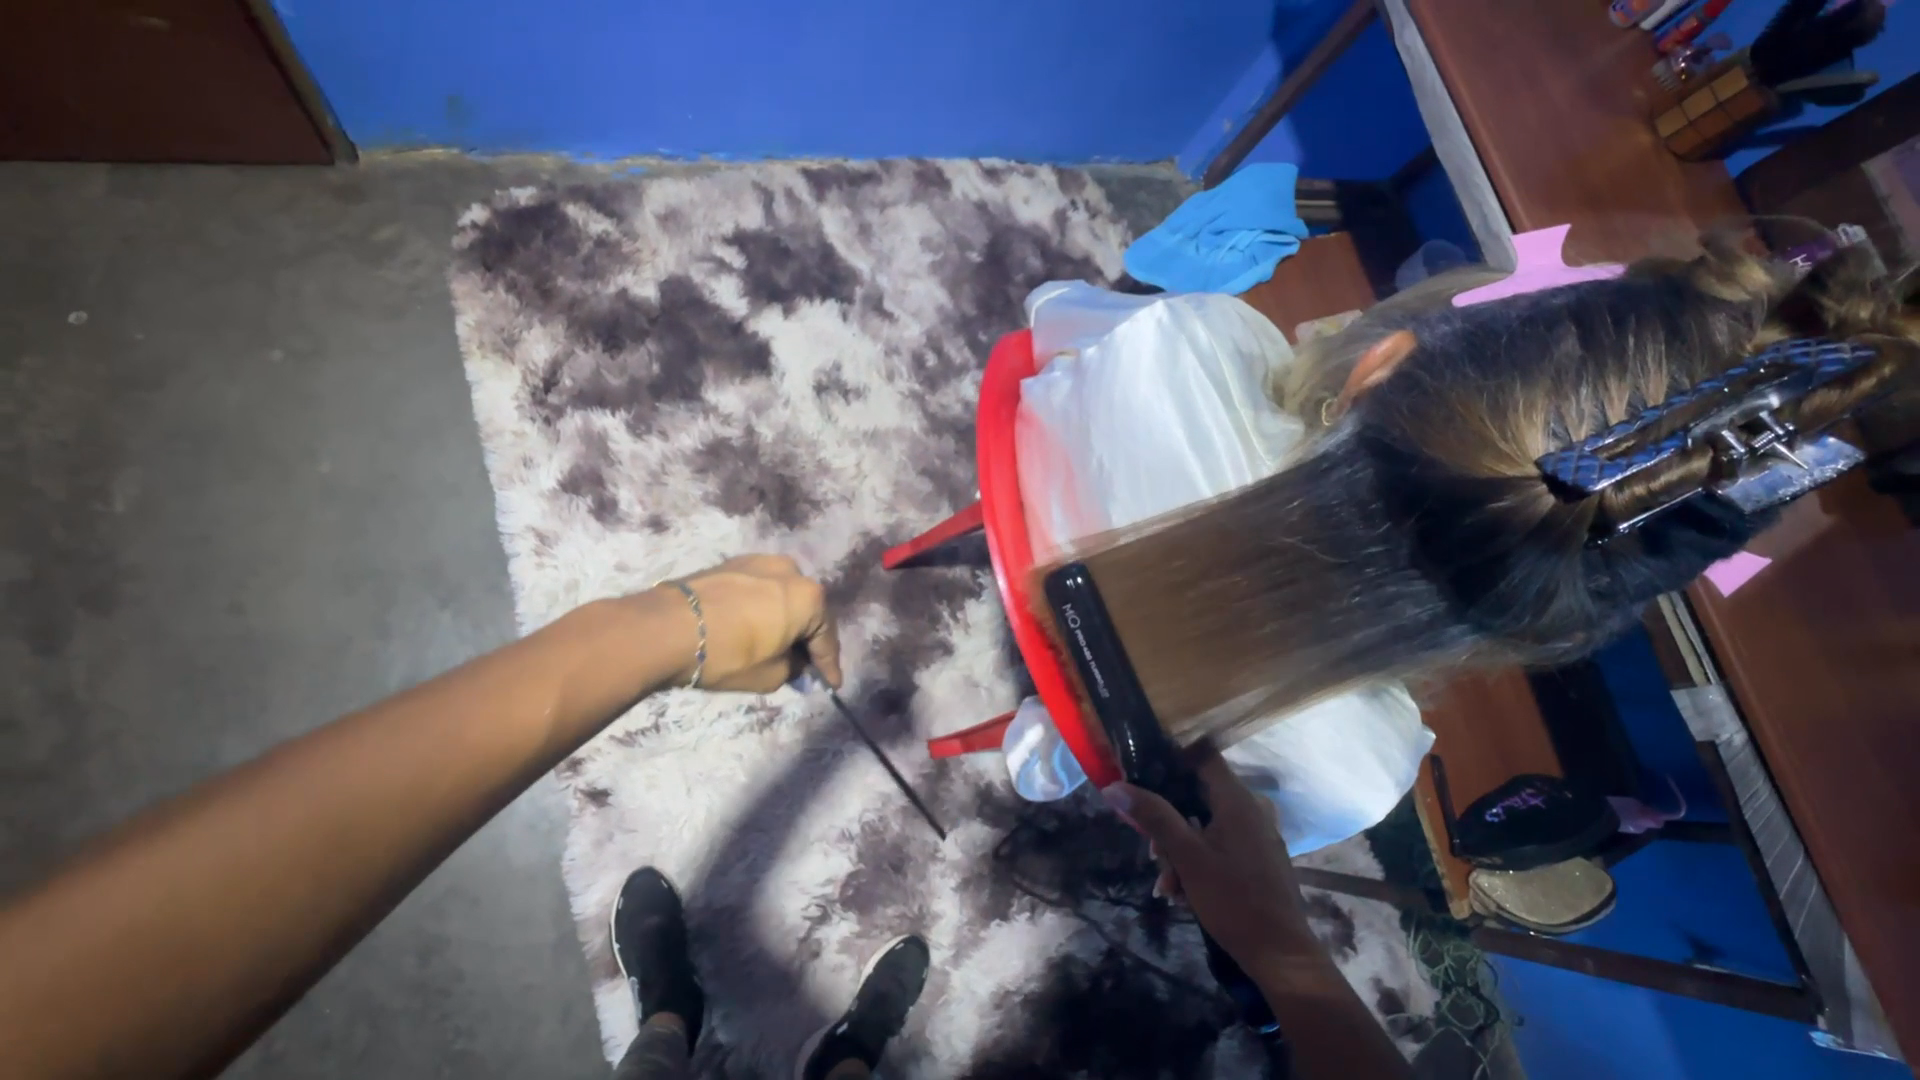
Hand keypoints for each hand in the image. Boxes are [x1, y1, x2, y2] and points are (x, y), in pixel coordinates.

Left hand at [664, 555, 841, 693]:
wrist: (665, 628)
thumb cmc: (728, 654)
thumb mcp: (770, 676)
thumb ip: (793, 668)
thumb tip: (793, 660)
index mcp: (809, 596)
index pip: (826, 638)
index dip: (829, 665)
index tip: (832, 685)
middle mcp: (790, 570)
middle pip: (806, 611)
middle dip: (806, 639)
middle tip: (804, 665)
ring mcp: (759, 562)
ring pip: (781, 597)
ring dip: (783, 620)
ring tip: (777, 644)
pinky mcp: (731, 563)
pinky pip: (758, 590)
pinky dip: (761, 609)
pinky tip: (754, 627)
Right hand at [1106, 751, 1308, 981]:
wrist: (1280, 954)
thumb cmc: (1232, 899)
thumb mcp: (1186, 856)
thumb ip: (1152, 817)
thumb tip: (1114, 786)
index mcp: (1237, 799)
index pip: (1202, 754)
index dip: (1171, 758)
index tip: (1143, 773)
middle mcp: (1251, 808)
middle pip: (1198, 794)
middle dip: (1168, 821)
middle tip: (1151, 851)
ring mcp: (1257, 834)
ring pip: (1206, 824)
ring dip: (1180, 849)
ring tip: (1167, 885)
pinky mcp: (1258, 858)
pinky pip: (1221, 844)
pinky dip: (1199, 860)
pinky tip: (1183, 892)